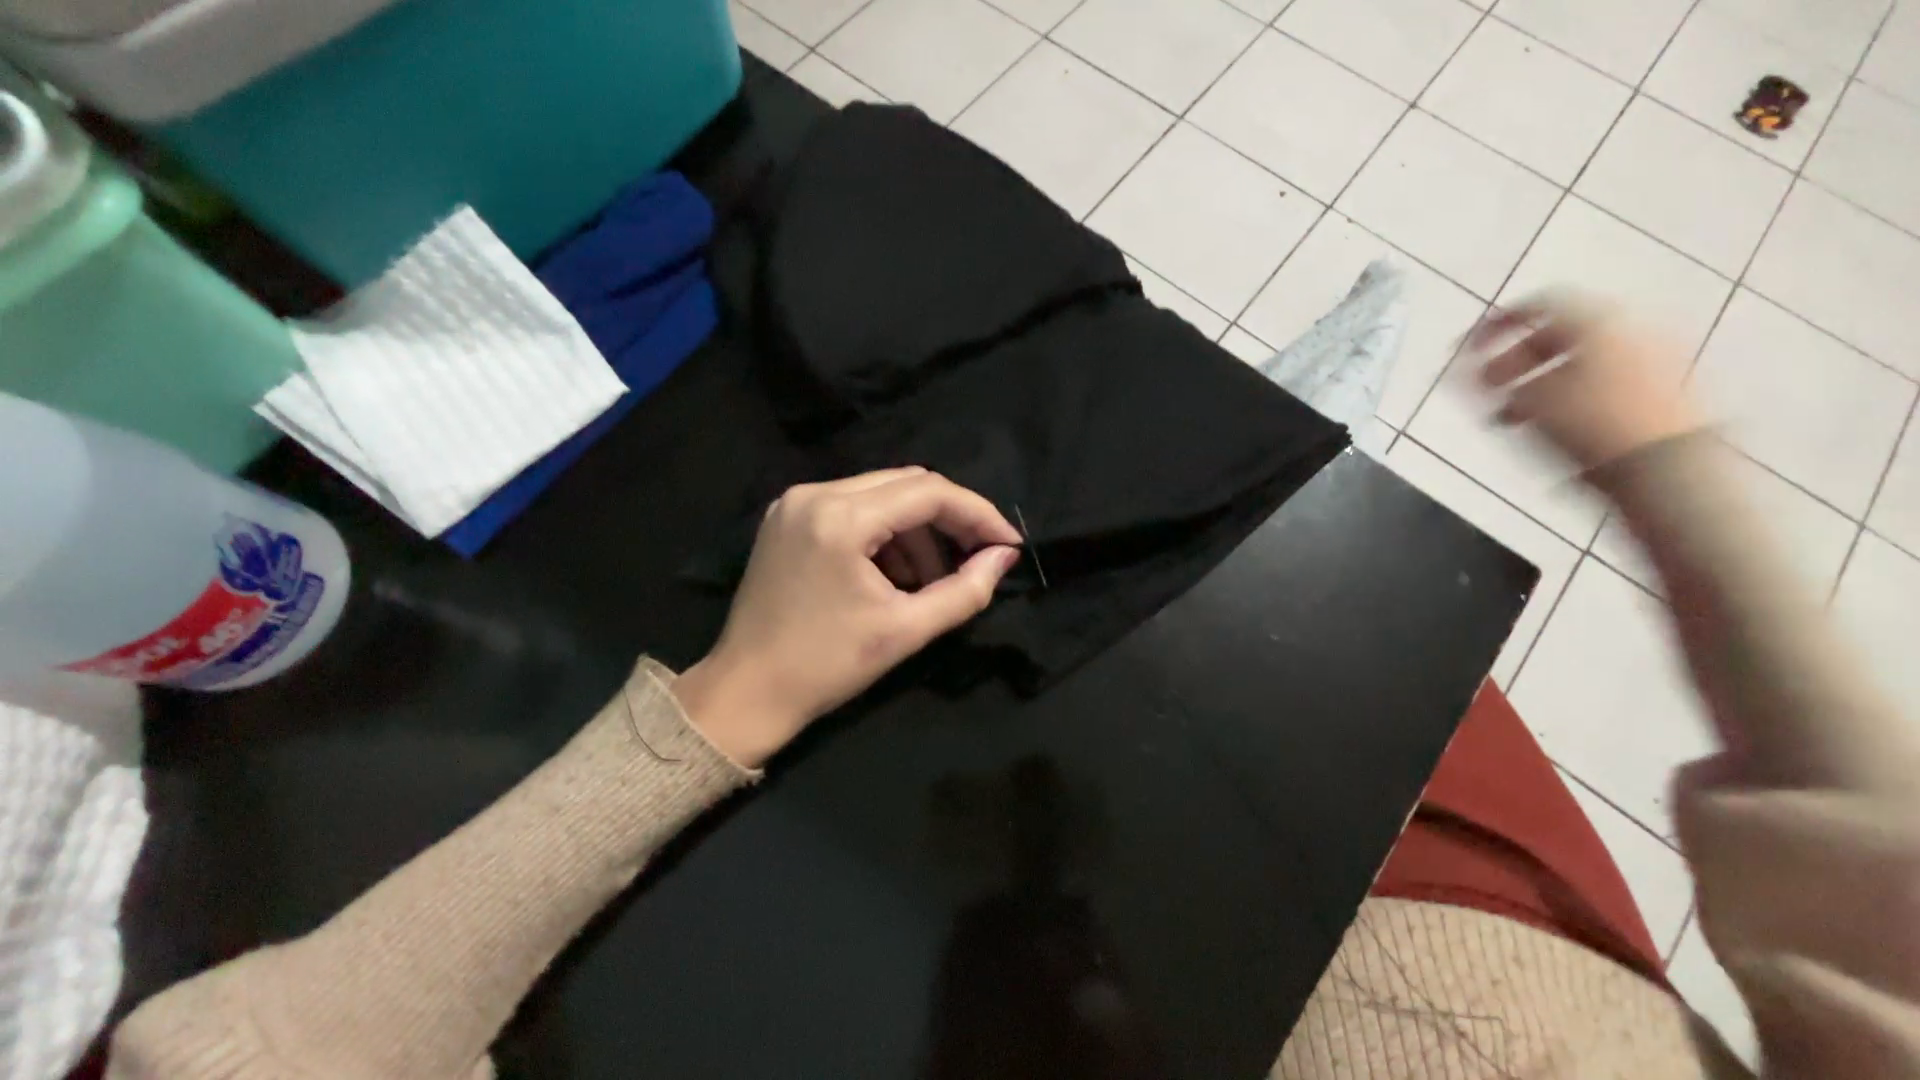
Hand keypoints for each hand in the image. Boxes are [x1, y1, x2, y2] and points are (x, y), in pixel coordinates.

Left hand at [674, 467, 1023, 765]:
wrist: (747, 692)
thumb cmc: (826, 666)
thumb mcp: (905, 630)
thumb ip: (964, 591)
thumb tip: (1003, 558)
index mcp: (841, 518)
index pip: (929, 492)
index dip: (977, 514)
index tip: (1007, 544)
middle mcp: (815, 494)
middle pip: (906, 484)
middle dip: (949, 520)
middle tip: (978, 559)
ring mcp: (795, 503)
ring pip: (881, 495)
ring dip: (916, 531)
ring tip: (931, 582)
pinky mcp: (786, 519)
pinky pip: (852, 509)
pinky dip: (884, 535)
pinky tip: (895, 576)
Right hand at [1470, 296, 1704, 471]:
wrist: (1668, 466)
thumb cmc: (1593, 424)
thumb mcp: (1531, 400)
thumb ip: (1490, 380)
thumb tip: (1464, 371)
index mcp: (1600, 320)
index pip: (1539, 305)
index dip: (1498, 324)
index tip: (1472, 348)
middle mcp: (1630, 329)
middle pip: (1559, 336)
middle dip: (1516, 361)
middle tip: (1489, 386)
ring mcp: (1653, 359)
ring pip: (1579, 362)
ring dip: (1538, 383)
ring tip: (1513, 415)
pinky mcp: (1663, 389)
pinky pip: (1602, 382)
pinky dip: (1569, 395)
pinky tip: (1549, 423)